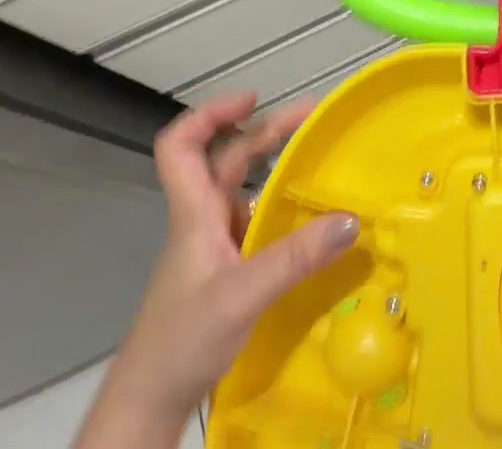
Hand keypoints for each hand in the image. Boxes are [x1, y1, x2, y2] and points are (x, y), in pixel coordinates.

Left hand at [75, 94, 359, 448]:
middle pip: (225, 161)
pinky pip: (255, 226)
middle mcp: (202, 223)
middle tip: (312, 120)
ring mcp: (213, 250)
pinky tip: (312, 225)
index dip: (210, 115)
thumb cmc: (182, 341)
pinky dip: (282, 212)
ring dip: (274, 170)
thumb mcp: (242, 296)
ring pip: (241, 193)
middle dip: (264, 132)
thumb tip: (350, 219)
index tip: (254, 99)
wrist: (150, 402)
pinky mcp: (226, 275)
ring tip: (320, 162)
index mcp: (194, 215)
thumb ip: (294, 258)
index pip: (180, 146)